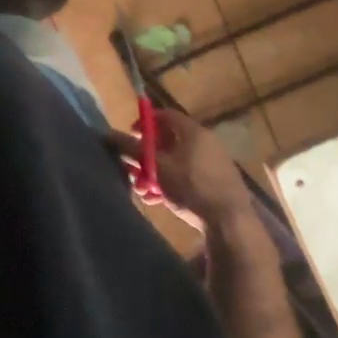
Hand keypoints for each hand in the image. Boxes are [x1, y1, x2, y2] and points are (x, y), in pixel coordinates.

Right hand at [117, 107, 253, 225]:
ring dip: (156, 173)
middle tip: (134, 168)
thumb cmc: (190, 186)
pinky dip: (172, 183)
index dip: (144, 122)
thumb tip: (107, 134)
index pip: (165, 115)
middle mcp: (207, 143)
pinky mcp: (219, 183)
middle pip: (170, 140)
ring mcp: (215, 163)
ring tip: (144, 190)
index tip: (130, 136)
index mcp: (194, 132)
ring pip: (177, 161)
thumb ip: (131, 149)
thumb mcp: (155, 167)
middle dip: (147, 155)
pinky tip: (160, 200)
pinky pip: (189, 176)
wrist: (230, 222)